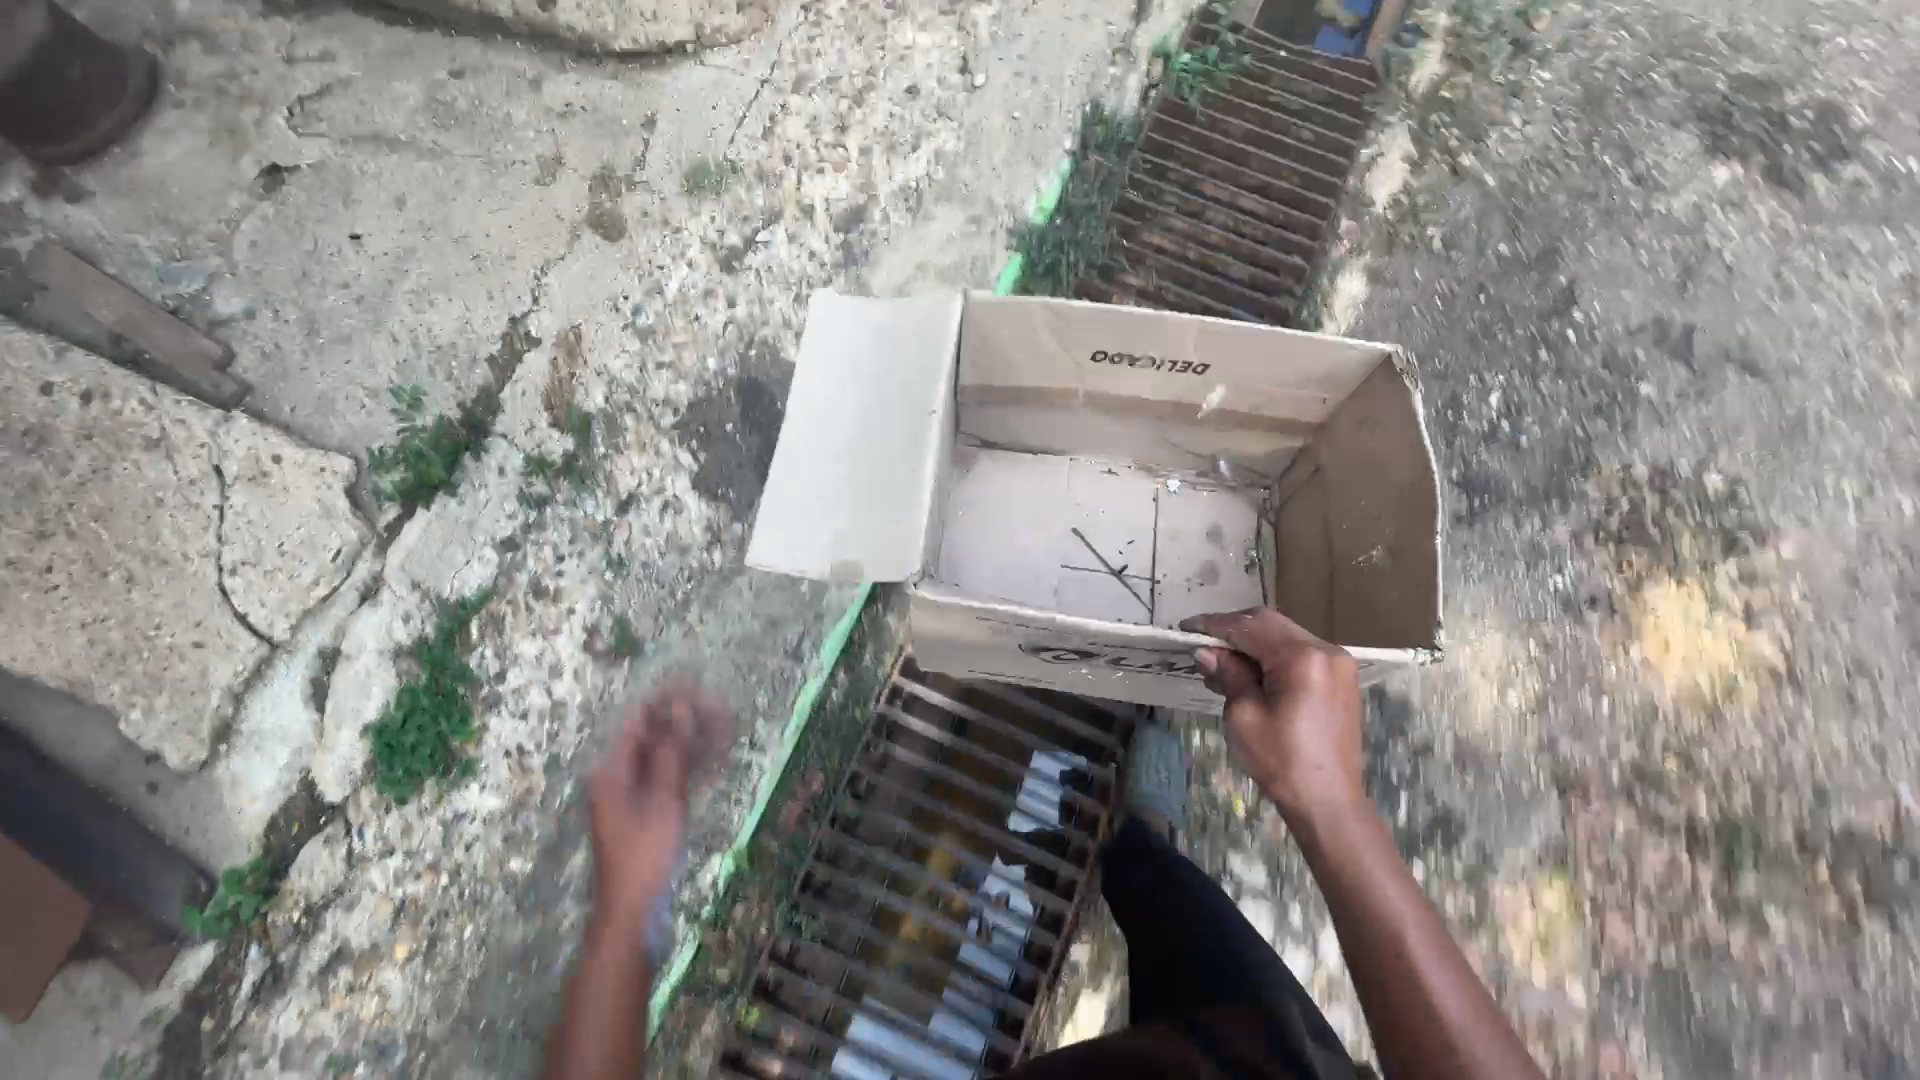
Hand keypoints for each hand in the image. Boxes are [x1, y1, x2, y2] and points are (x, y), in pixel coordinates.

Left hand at [587, 680, 733, 925]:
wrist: (634, 916)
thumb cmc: (645, 857)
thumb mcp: (662, 800)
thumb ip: (671, 752)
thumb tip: (681, 708)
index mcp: (612, 771)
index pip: (640, 720)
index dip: (668, 699)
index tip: (700, 683)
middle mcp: (620, 778)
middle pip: (656, 736)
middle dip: (688, 719)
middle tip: (725, 708)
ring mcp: (636, 797)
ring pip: (668, 757)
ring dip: (696, 742)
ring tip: (731, 726)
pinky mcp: (651, 814)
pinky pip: (673, 779)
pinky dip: (694, 767)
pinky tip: (721, 758)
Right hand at [1180, 608, 1366, 825]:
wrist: (1327, 801)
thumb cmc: (1281, 760)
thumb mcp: (1243, 715)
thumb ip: (1228, 674)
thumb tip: (1206, 652)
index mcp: (1302, 658)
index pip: (1250, 626)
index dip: (1215, 624)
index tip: (1187, 628)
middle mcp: (1326, 651)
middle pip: (1270, 624)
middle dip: (1234, 631)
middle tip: (1202, 647)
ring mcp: (1337, 665)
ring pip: (1285, 637)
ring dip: (1252, 644)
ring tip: (1221, 666)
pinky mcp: (1339, 680)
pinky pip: (1299, 654)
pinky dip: (1271, 657)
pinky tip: (1249, 675)